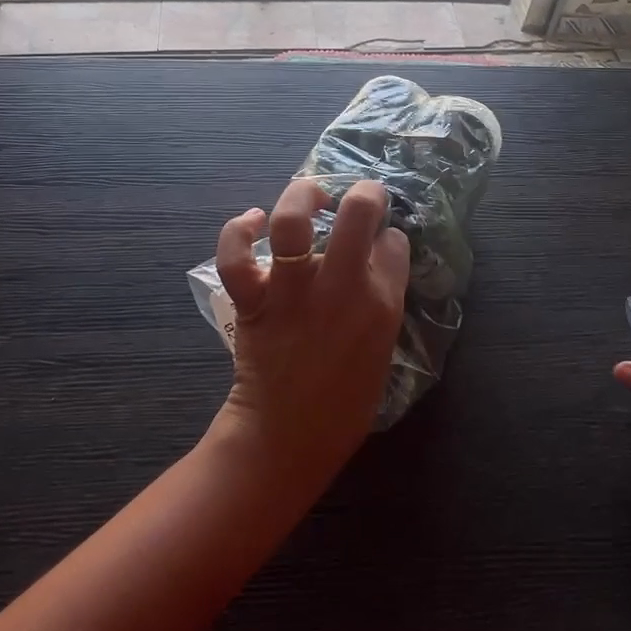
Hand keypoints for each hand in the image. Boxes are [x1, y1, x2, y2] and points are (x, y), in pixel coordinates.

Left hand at [209, 178, 410, 485]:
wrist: (289, 437)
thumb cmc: (344, 402)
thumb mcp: (382, 348)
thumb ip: (380, 302)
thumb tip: (375, 260)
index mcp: (382, 305)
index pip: (394, 243)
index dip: (387, 234)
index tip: (380, 240)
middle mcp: (342, 290)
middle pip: (359, 214)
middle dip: (365, 193)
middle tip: (361, 196)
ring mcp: (294, 294)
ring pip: (293, 224)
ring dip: (301, 196)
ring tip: (310, 195)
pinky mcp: (254, 303)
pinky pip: (236, 257)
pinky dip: (238, 230)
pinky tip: (252, 220)